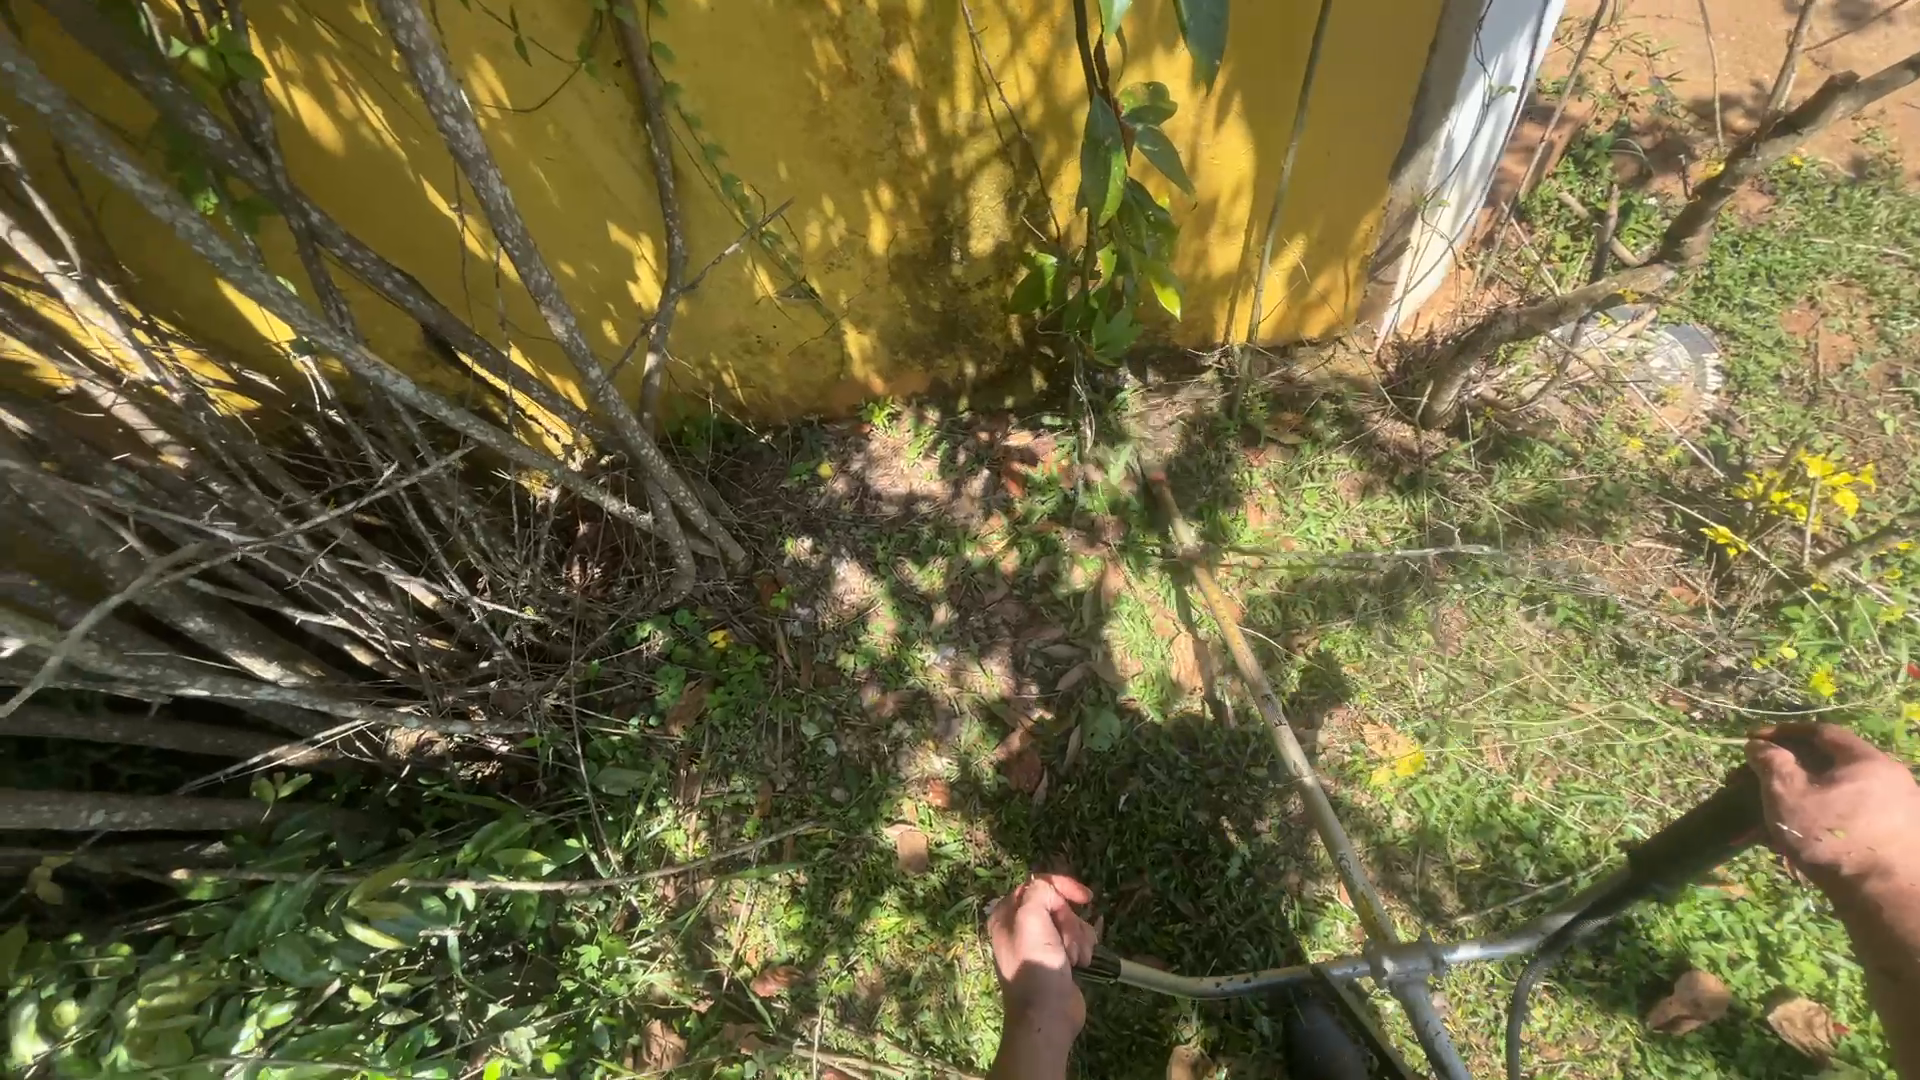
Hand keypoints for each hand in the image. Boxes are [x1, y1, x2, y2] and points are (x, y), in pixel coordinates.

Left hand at [987, 873, 1098, 1033]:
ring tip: (1076, 958)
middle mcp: (1023, 925)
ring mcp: (1043, 943)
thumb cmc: (1036, 964)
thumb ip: (1039, 891)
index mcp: (1008, 913)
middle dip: (1069, 921)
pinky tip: (1082, 963)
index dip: (1061, 887)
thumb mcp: (1030, 917)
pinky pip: (1079, 939)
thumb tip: (1052, 892)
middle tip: (1067, 943)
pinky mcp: (1060, 958)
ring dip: (1079, 937)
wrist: (1048, 1015)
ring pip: (1071, 921)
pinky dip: (1084, 948)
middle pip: (1057, 904)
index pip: (1038, 884)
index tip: (1083, 897)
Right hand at [1746, 722, 1919, 898]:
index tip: (1753, 739)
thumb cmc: (1828, 833)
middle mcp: (1891, 780)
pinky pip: (1848, 811)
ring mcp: (1899, 808)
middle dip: (1784, 767)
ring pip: (1835, 789)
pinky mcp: (1898, 832)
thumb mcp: (1784, 790)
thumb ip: (1770, 760)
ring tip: (1767, 809)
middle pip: (1828, 762)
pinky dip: (1817, 812)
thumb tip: (1760, 746)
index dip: (1782, 731)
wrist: (1884, 894)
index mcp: (1868, 763)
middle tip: (1752, 777)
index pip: (1822, 732)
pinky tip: (1793, 831)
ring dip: (1796, 792)